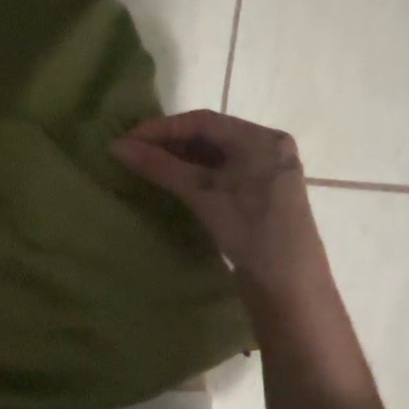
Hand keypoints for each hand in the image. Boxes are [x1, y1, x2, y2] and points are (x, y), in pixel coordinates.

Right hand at [111, 110, 329, 295]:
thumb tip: (117, 147)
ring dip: (178, 158)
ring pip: (213, 155)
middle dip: (167, 142)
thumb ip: (161, 167)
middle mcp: (267, 148)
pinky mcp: (259, 194)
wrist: (290, 286)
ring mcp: (265, 171)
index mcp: (261, 139)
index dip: (160, 128)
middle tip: (129, 153)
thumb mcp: (203, 195)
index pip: (202, 121)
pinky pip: (221, 172)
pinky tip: (170, 181)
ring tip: (143, 166)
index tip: (125, 140)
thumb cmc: (251, 232)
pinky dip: (193, 173)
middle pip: (209, 135)